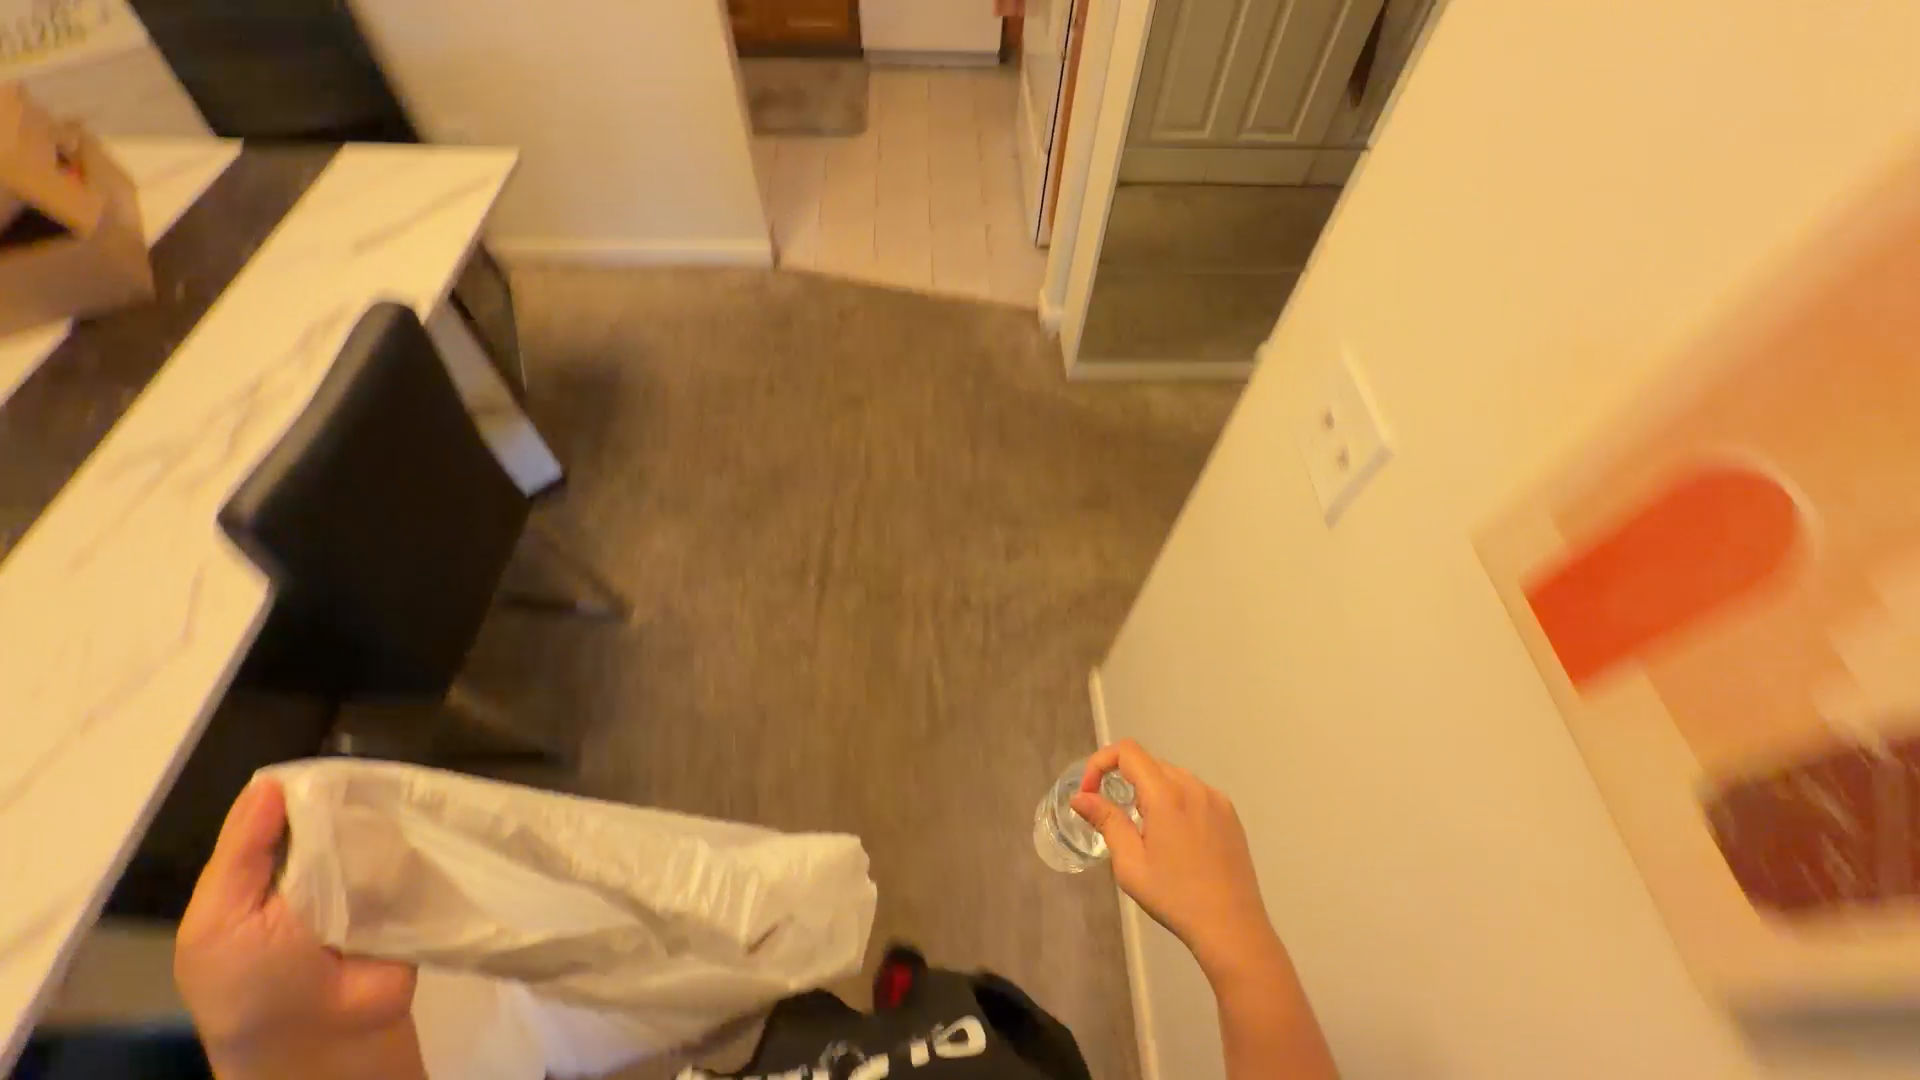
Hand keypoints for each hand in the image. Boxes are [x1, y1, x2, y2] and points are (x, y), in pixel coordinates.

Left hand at [175, 779, 422, 1078]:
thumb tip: (270, 782)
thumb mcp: (220, 920)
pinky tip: (430, 827)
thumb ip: (243, 854)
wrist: (323, 1040)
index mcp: (267, 875)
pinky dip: (421, 845)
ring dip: (390, 824)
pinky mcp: (411, 893)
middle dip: (353, 803)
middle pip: (339, 819)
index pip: (287, 816)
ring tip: (406, 804)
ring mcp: (369, 882)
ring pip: (381, 834)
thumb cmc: (251, 986)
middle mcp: (319, 871)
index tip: (334, 766)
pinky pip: (416, 859)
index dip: (305, 789)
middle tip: (376, 780)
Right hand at [1071, 741, 1280, 982]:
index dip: (1100, 762)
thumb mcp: (1130, 863)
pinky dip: (1174, 800)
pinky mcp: (1229, 814)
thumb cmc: (1175, 896)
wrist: (1232, 927)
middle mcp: (1193, 787)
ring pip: (1172, 776)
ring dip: (1150, 790)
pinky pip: (1194, 792)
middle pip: (1149, 762)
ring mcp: (1216, 799)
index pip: (1127, 751)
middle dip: (1123, 779)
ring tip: (1145, 830)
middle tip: (1115, 816)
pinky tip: (1175, 836)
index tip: (1090, 792)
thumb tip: (1081, 797)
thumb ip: (1106, 821)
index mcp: (1166, 795)